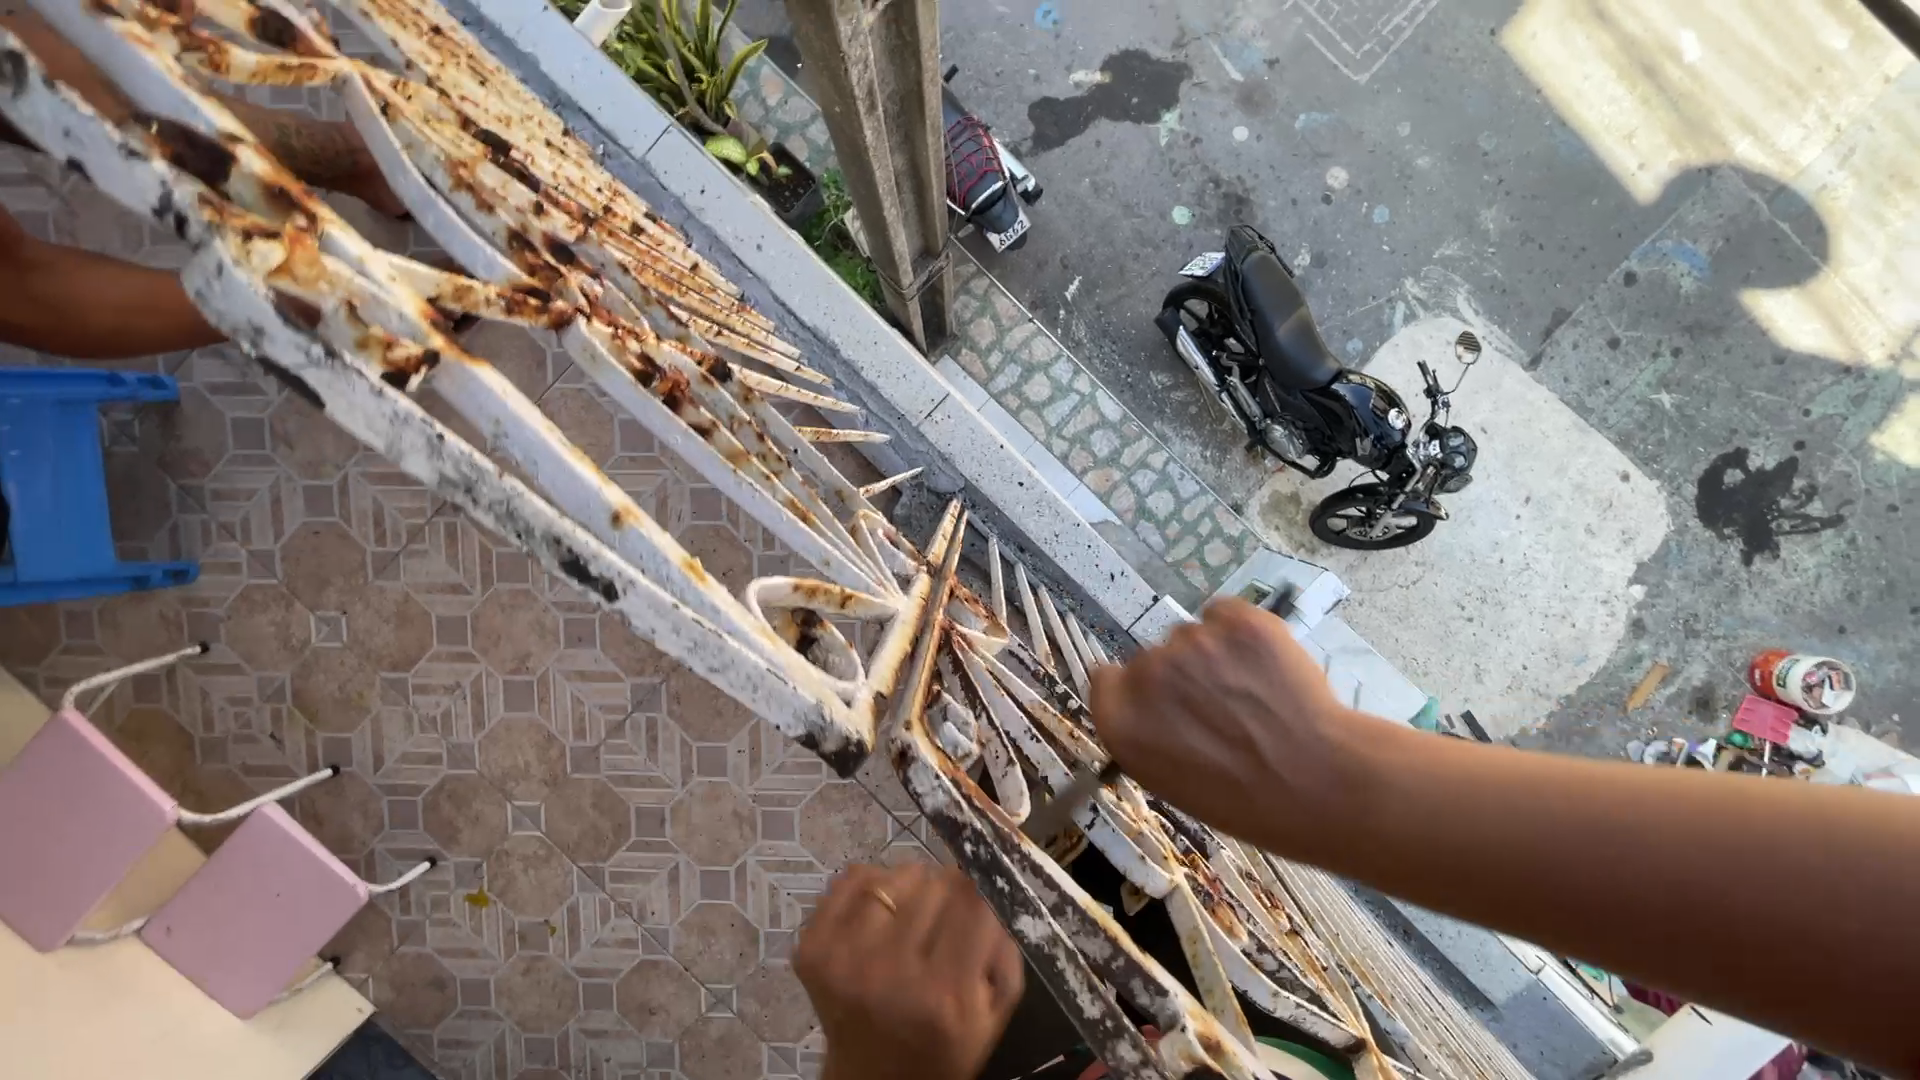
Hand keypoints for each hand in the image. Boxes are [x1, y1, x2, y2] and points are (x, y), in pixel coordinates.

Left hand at [795, 863, 1023, 1079]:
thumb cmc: (941, 1045)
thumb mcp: (993, 1015)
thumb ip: (1003, 949)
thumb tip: (991, 884)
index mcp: (944, 995)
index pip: (974, 901)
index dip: (980, 894)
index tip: (978, 902)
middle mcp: (890, 972)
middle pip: (937, 884)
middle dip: (949, 894)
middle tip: (945, 918)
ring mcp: (844, 957)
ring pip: (897, 876)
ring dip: (912, 887)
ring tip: (912, 916)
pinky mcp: (813, 946)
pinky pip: (854, 878)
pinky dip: (873, 884)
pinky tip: (881, 914)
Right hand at [1089, 599, 1392, 853]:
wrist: (1324, 785)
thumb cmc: (1245, 801)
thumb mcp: (1169, 781)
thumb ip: (1144, 733)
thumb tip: (1149, 704)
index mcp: (1121, 720)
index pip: (1107, 679)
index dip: (1137, 691)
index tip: (1165, 706)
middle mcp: (1145, 672)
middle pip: (1151, 657)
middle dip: (1178, 676)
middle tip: (1220, 709)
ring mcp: (1191, 641)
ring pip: (1191, 636)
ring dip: (1212, 656)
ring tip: (1252, 695)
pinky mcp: (1235, 619)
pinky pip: (1224, 614)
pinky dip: (1240, 634)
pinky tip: (1265, 668)